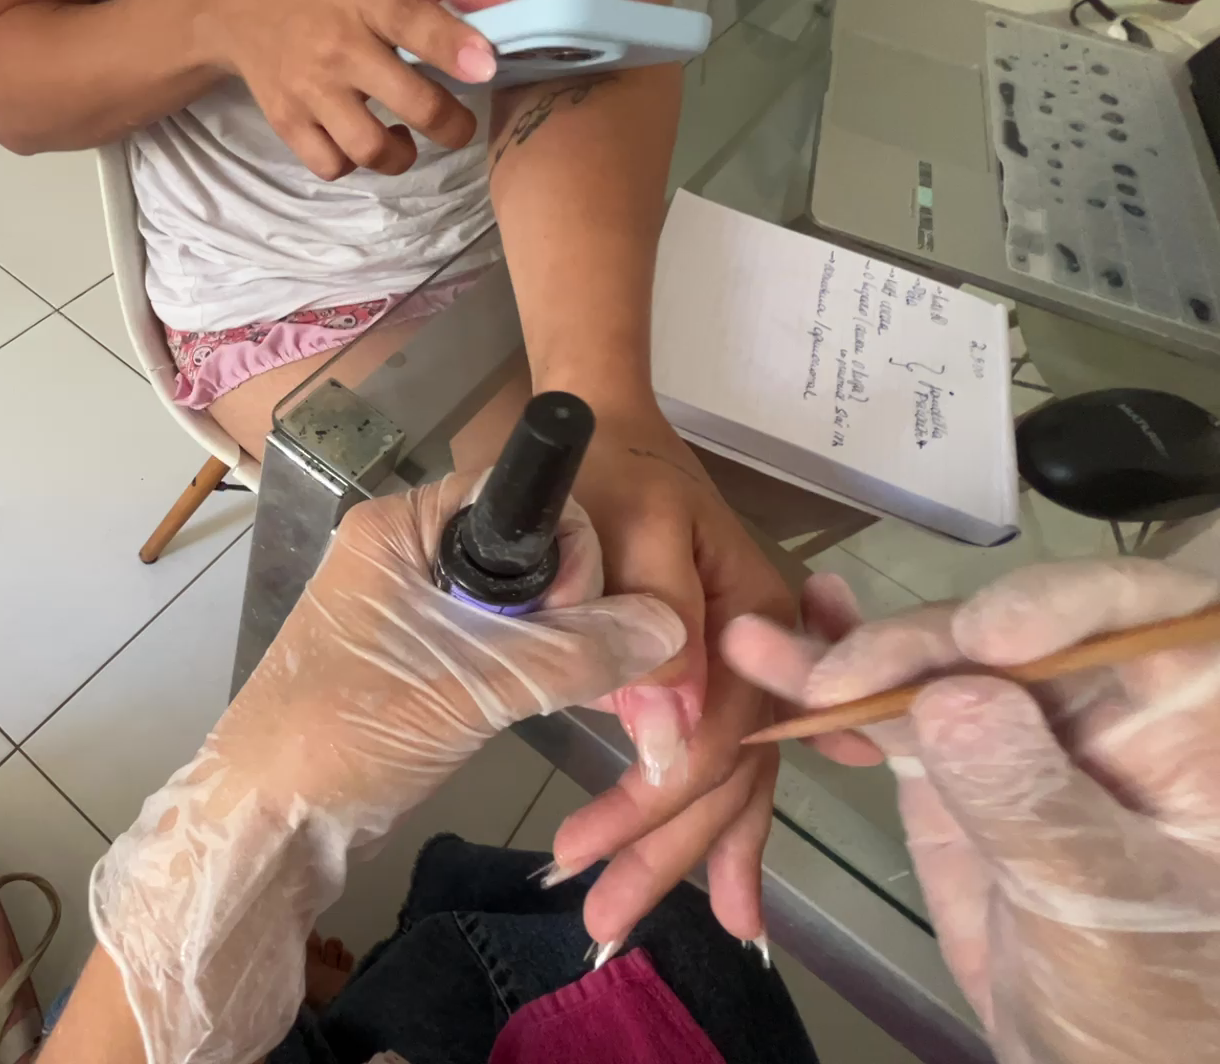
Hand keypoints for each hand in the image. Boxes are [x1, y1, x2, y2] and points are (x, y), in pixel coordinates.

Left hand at [91, 472, 684, 1063]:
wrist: (271, 810)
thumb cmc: (344, 736)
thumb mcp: (462, 689)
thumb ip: (568, 654)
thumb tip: (670, 624)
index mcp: (397, 527)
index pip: (514, 495)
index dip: (567, 548)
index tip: (578, 617)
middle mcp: (402, 546)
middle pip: (521, 541)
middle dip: (567, 599)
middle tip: (578, 665)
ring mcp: (408, 595)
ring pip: (513, 592)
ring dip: (552, 634)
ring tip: (573, 683)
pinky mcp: (417, 642)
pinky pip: (493, 628)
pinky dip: (528, 656)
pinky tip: (547, 691)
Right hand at [195, 0, 514, 178]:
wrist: (242, 10)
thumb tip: (509, 6)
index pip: (416, 23)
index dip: (456, 47)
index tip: (486, 68)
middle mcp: (338, 48)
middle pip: (410, 103)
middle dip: (450, 125)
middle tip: (460, 128)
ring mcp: (310, 92)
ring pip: (369, 149)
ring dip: (399, 155)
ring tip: (404, 140)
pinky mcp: (287, 124)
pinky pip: (331, 165)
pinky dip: (353, 164)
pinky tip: (360, 143)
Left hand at [545, 406, 794, 953]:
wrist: (606, 431)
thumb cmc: (605, 470)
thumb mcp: (624, 528)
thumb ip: (648, 620)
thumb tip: (670, 738)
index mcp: (747, 607)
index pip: (719, 728)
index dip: (660, 794)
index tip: (595, 850)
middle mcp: (757, 642)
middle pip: (729, 764)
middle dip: (671, 846)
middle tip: (610, 919)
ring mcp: (737, 654)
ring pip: (730, 766)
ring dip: (700, 845)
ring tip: (675, 921)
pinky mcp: (706, 659)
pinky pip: (721, 744)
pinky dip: (720, 807)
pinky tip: (731, 865)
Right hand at [724, 559, 1219, 1063]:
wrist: (1092, 1062)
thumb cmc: (1153, 1007)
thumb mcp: (1106, 909)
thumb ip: (1034, 803)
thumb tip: (953, 695)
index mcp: (1186, 732)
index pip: (1152, 622)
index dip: (1072, 603)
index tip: (984, 639)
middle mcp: (1095, 710)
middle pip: (996, 635)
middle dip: (909, 647)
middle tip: (833, 685)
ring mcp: (1005, 729)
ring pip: (918, 665)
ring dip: (835, 651)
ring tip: (753, 642)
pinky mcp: (933, 755)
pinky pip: (873, 705)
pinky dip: (815, 674)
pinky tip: (768, 642)